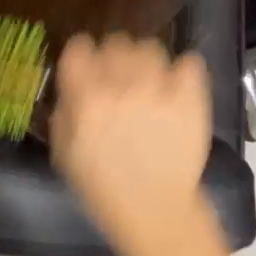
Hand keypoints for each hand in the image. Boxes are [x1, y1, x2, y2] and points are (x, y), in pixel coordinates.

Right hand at [49, 34, 217, 255]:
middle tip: (117, 77)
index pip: (79, 47)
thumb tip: (71, 88)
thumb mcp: (64, 151)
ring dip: (145, 61)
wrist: (156, 212)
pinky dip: (181, 71)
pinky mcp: (191, 99)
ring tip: (148, 81)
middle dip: (113, 56)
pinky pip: (188, 63)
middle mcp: (120, 85)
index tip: (85, 68)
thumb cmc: (103, 187)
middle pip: (115, 42)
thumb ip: (64, 111)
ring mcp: (159, 89)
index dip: (82, 56)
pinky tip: (175, 87)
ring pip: (150, 48)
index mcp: (84, 97)